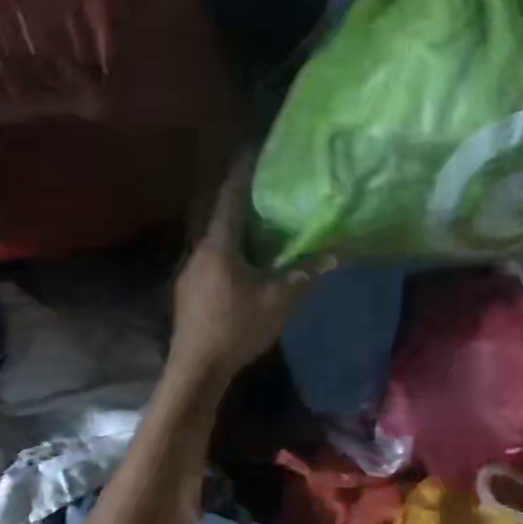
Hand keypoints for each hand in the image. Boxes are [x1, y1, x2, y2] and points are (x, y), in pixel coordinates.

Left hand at [168, 159, 332, 381]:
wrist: (196, 369)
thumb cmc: (237, 326)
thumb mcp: (279, 299)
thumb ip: (305, 274)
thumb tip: (334, 255)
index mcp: (218, 246)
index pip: (229, 199)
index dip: (239, 175)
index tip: (249, 154)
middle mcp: (198, 252)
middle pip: (218, 218)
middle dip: (238, 203)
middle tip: (262, 192)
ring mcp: (189, 274)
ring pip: (214, 242)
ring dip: (233, 232)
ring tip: (257, 228)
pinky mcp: (187, 293)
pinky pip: (210, 260)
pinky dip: (227, 253)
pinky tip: (242, 266)